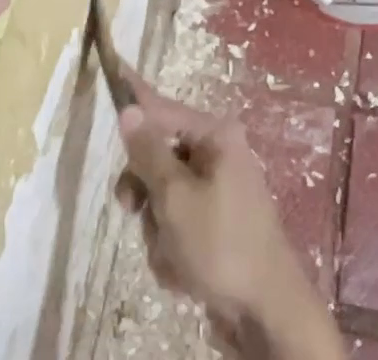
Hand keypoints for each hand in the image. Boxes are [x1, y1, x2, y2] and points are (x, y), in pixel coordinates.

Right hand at [114, 83, 340, 358]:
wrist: (265, 312)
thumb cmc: (221, 244)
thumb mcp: (175, 196)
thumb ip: (148, 153)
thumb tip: (130, 109)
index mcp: (215, 138)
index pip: (162, 107)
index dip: (133, 96)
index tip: (112, 66)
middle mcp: (218, 157)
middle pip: (156, 157)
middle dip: (143, 193)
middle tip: (133, 210)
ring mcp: (217, 193)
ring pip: (160, 198)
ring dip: (156, 229)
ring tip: (173, 254)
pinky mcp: (215, 227)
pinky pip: (175, 226)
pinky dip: (171, 249)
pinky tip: (184, 270)